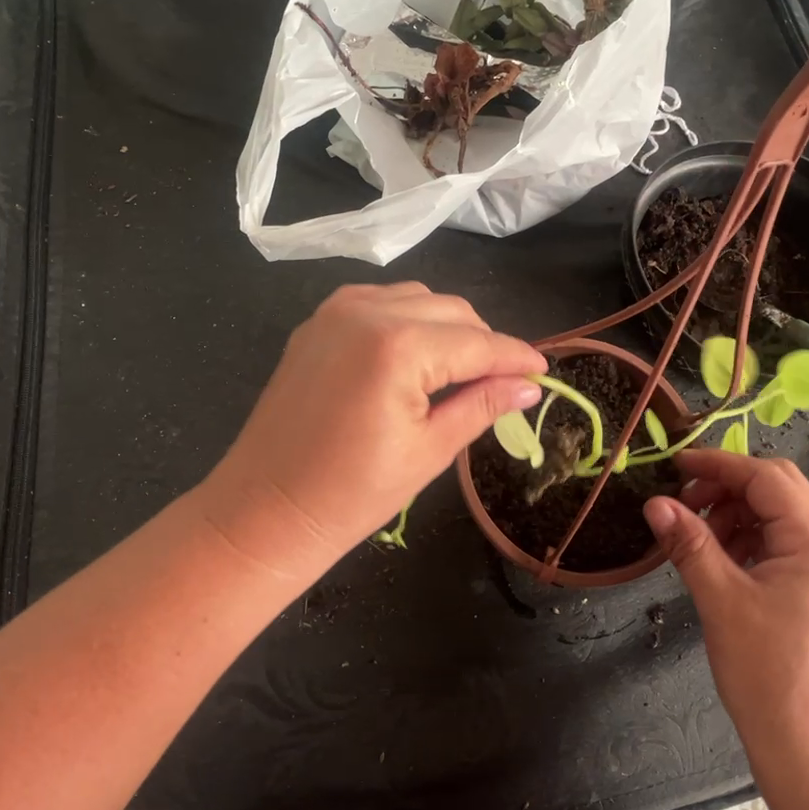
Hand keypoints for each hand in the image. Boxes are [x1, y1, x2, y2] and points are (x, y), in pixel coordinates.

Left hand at [200, 283, 544, 577]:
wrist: (265, 509)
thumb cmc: (351, 495)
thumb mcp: (430, 450)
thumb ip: (482, 405)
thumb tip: (530, 386)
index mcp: (398, 346)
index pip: (478, 342)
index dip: (516, 356)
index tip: (543, 371)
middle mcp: (367, 311)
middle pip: (452, 310)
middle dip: (484, 342)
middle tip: (503, 382)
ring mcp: (337, 311)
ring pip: (419, 299)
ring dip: (448, 327)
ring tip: (460, 373)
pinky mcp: (318, 322)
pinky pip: (381, 302)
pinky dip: (409, 320)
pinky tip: (417, 357)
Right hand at [644, 451, 808, 777]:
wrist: (800, 737)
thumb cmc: (762, 668)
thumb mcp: (719, 599)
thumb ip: (689, 544)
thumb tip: (653, 502)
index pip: (767, 478)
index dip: (720, 464)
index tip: (674, 465)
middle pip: (778, 487)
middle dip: (728, 484)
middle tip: (684, 499)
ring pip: (776, 512)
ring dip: (734, 510)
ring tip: (695, 534)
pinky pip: (778, 540)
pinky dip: (745, 535)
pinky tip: (716, 556)